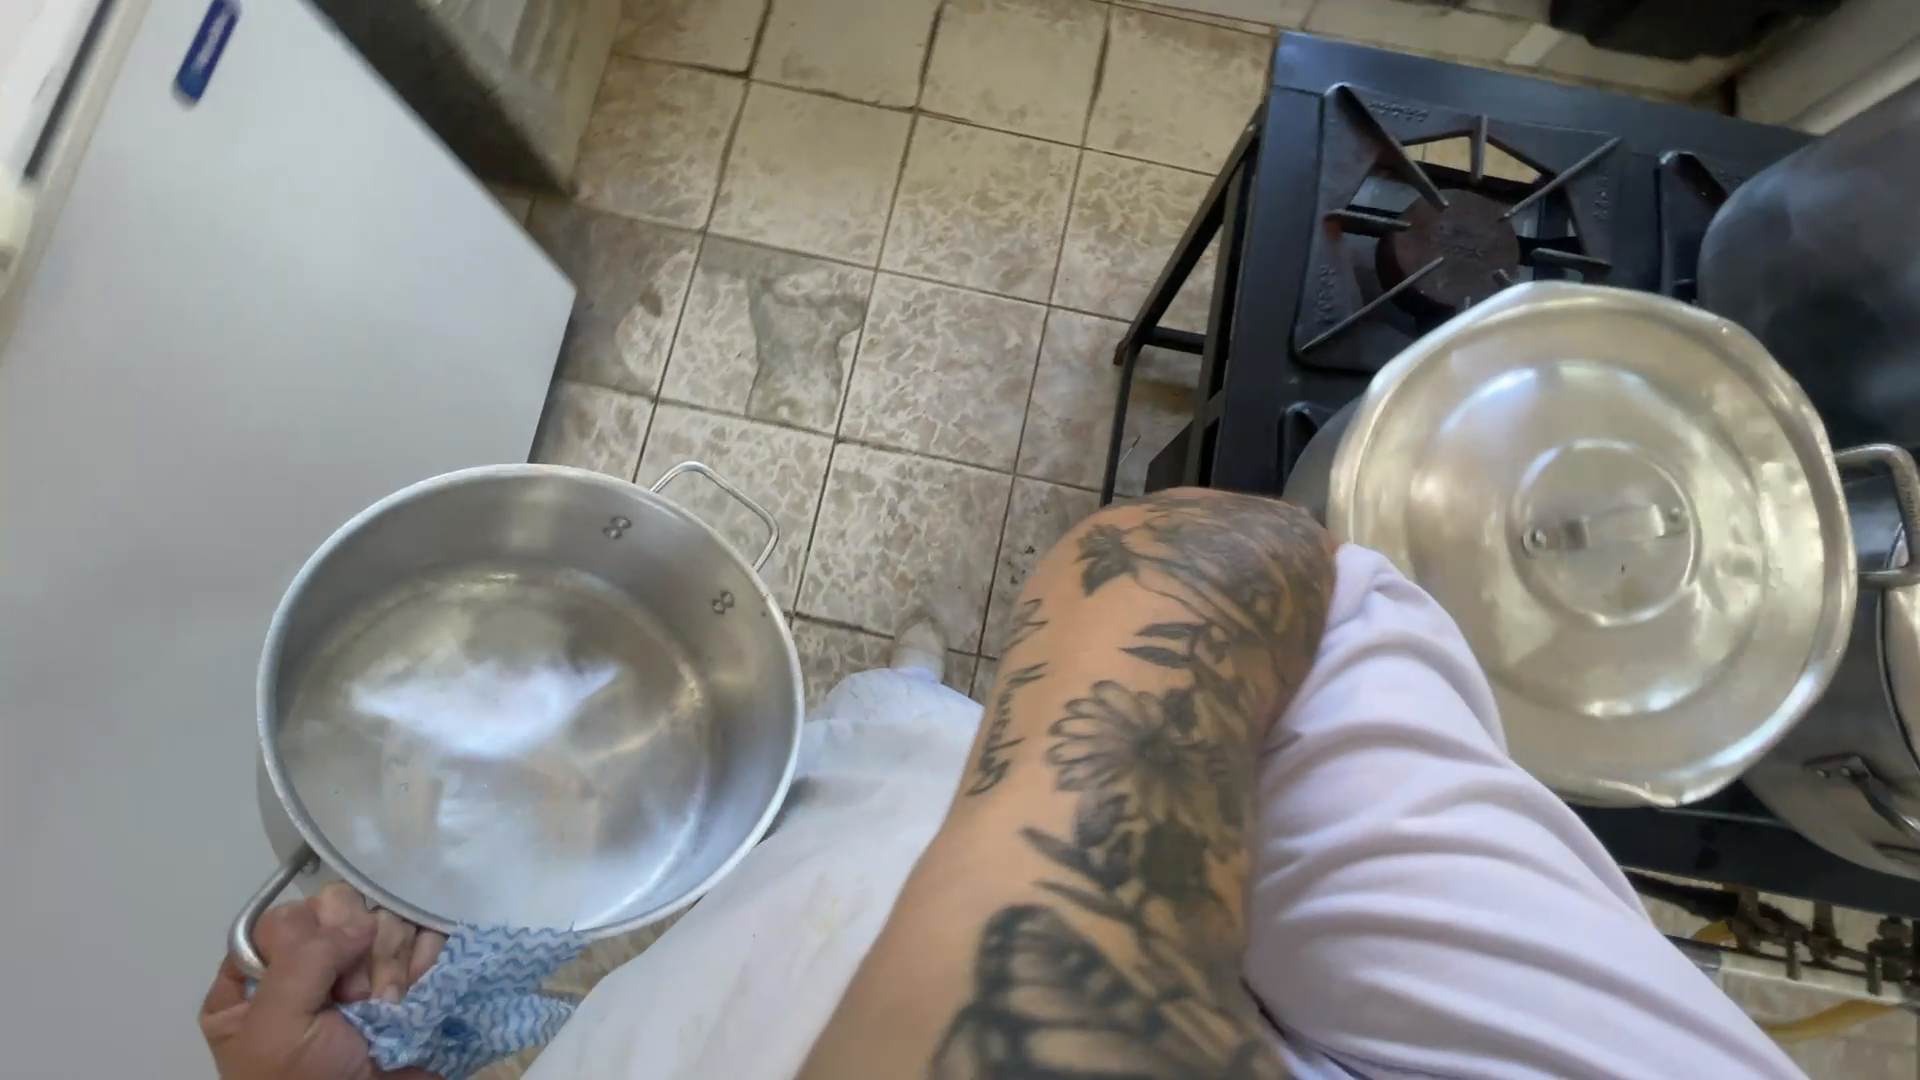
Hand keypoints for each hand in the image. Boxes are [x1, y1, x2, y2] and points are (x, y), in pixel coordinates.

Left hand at [200, 883, 447, 1079]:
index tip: (322, 980)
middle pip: (346, 908)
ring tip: (389, 1005)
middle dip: (361, 953)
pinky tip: (415, 992)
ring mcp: (367, 959)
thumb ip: (302, 962)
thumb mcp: (278, 1029)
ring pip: (391, 916)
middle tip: (356, 997)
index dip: (312, 939)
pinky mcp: (413, 960)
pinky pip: (429, 929)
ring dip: (395, 963)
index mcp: (259, 978)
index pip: (288, 917)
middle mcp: (313, 961)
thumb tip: (363, 922)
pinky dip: (425, 960)